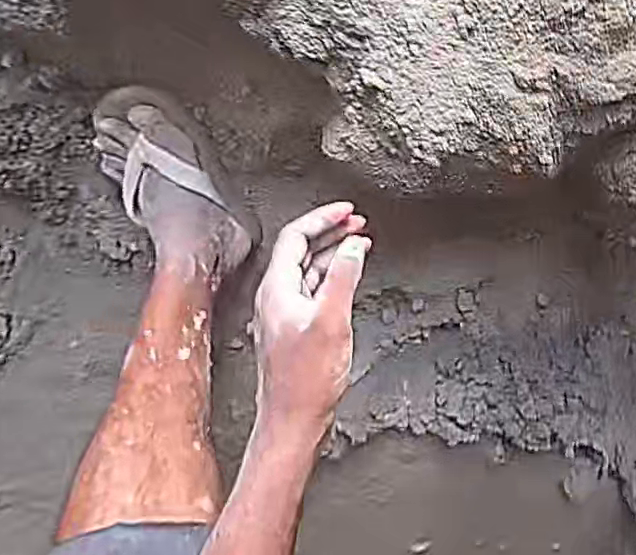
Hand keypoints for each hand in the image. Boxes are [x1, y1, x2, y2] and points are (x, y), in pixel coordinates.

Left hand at [252, 201, 371, 438]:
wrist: (293, 424)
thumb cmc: (306, 381)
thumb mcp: (332, 320)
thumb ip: (344, 277)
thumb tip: (354, 246)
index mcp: (277, 289)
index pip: (296, 236)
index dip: (323, 218)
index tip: (347, 210)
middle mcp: (276, 296)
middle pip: (302, 248)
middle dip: (331, 230)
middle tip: (358, 221)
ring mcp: (285, 311)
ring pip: (309, 266)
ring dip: (334, 249)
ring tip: (359, 240)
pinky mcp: (296, 325)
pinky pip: (314, 284)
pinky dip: (333, 271)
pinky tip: (350, 272)